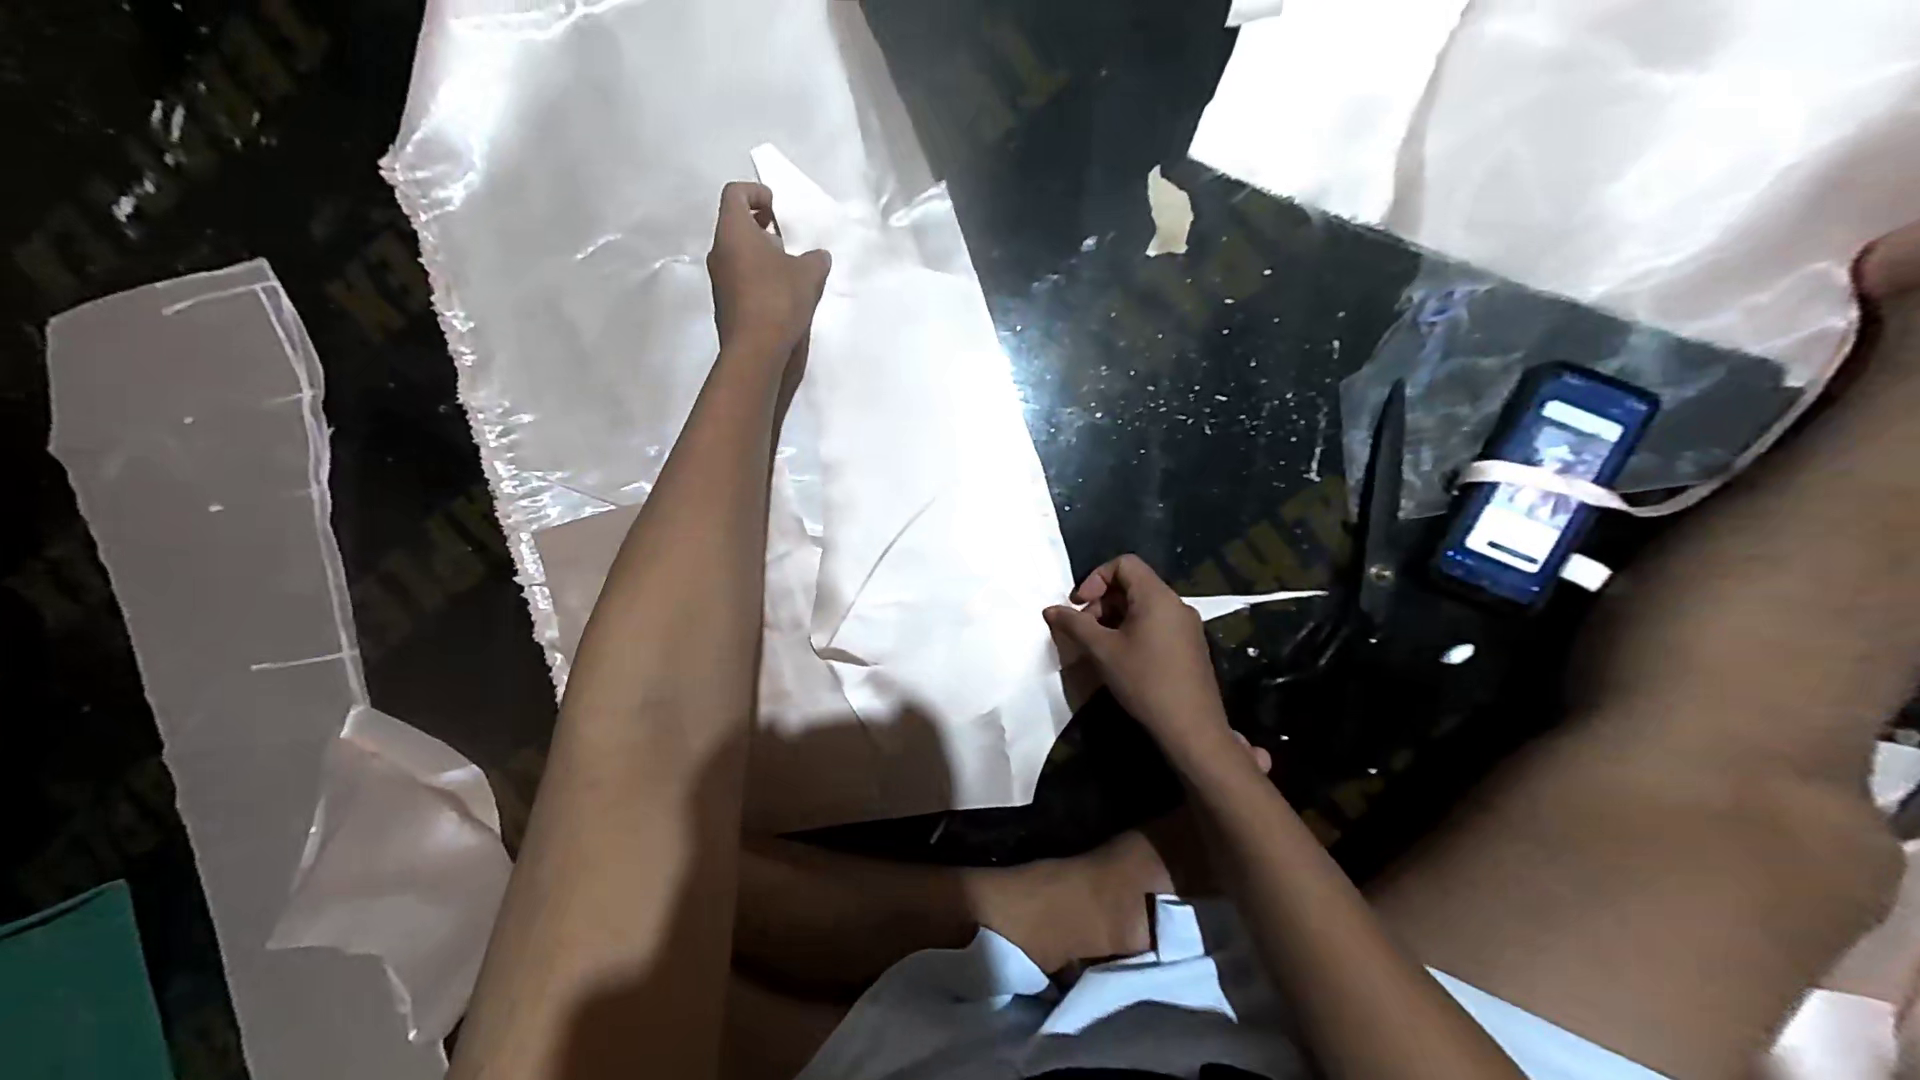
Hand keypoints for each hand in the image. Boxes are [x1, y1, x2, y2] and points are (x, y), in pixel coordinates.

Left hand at [707, 182, 831, 362]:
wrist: (755, 350)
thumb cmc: (779, 300)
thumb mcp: (809, 274)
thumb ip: (815, 259)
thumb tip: (818, 256)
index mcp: (733, 231)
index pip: (735, 193)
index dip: (755, 192)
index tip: (775, 206)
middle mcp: (718, 250)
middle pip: (734, 224)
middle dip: (760, 225)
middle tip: (784, 237)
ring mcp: (718, 279)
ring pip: (736, 253)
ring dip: (759, 253)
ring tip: (787, 268)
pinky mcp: (724, 303)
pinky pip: (739, 277)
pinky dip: (757, 276)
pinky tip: (780, 293)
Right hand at [1044, 555, 1240, 762]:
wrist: (1191, 727)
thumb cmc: (1144, 681)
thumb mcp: (1102, 651)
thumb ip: (1074, 624)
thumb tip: (1050, 609)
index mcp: (1157, 596)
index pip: (1124, 564)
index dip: (1095, 578)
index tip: (1079, 605)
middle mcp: (1176, 603)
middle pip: (1133, 584)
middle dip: (1102, 602)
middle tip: (1084, 630)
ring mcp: (1187, 625)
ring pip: (1143, 606)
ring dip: (1115, 618)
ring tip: (1099, 646)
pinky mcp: (1190, 645)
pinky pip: (1156, 623)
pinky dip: (1133, 630)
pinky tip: (1122, 658)